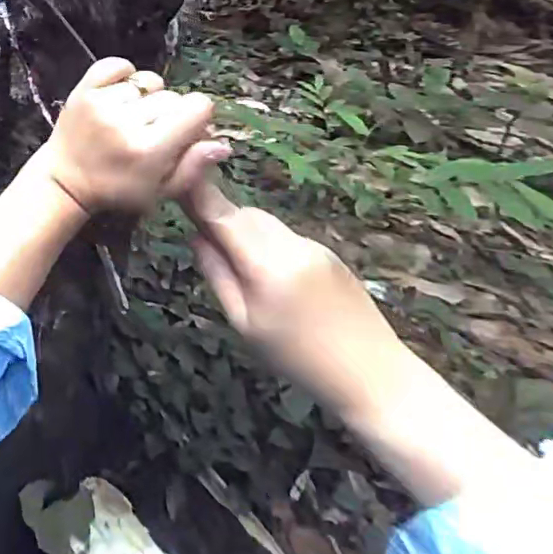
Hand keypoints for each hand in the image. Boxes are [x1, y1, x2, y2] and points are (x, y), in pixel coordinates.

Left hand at [36, 58, 223, 214]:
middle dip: (170, 112)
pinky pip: (115, 65)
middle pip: (172, 96)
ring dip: (145, 98)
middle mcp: (126, 122)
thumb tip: (223, 142)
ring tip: (131, 117)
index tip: (187, 129)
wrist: (65, 180)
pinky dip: (123, 74)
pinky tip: (122, 93)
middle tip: (153, 131)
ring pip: (146, 83)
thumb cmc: (117, 189)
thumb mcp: (160, 191)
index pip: (197, 108)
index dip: (198, 117)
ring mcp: (102, 103)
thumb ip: (193, 167)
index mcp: (149, 149)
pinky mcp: (83, 90)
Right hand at [180, 179, 411, 420]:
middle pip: (243, 214)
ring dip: (245, 233)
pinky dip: (269, 246)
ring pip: (265, 223)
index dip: (197, 193)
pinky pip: (285, 237)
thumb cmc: (298, 358)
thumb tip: (196, 237)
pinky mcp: (329, 252)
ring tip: (246, 275)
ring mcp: (313, 246)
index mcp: (266, 266)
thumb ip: (217, 275)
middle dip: (222, 221)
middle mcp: (290, 245)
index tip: (178, 177)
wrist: (374, 376)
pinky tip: (278, 284)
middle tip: (208, 248)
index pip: (222, 215)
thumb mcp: (244, 324)